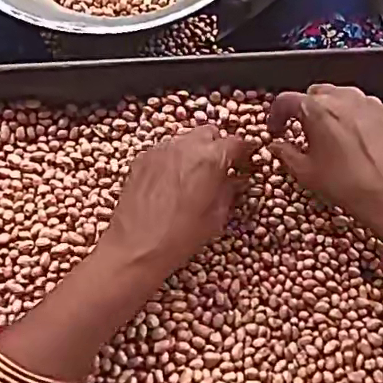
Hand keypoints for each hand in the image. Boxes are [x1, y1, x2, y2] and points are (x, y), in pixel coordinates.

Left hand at [97, 127, 254, 278]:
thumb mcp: (214, 218)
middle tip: (221, 169)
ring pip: (185, 140)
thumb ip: (228, 191)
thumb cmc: (178, 238)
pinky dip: (174, 160)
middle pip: (209, 133)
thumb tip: (234, 180)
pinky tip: (172, 183)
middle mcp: (184, 147)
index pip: (236, 142)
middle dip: (218, 147)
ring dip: (194, 152)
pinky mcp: (141, 160)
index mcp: (209, 159)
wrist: (134, 248)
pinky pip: (165, 151)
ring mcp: (160, 151)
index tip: (247, 160)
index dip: (244, 151)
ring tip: (195, 178)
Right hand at [268, 84, 382, 250]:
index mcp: (317, 109)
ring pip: (341, 97)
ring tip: (329, 138)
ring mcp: (369, 103)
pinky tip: (353, 142)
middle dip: (304, 110)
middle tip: (301, 132)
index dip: (276, 115)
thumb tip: (277, 146)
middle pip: (315, 94)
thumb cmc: (349, 184)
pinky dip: (353, 118)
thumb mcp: (306, 173)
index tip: (276, 128)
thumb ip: (285, 153)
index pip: (286, 100)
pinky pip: (364, 108)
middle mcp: (344, 98)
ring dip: (329, 112)